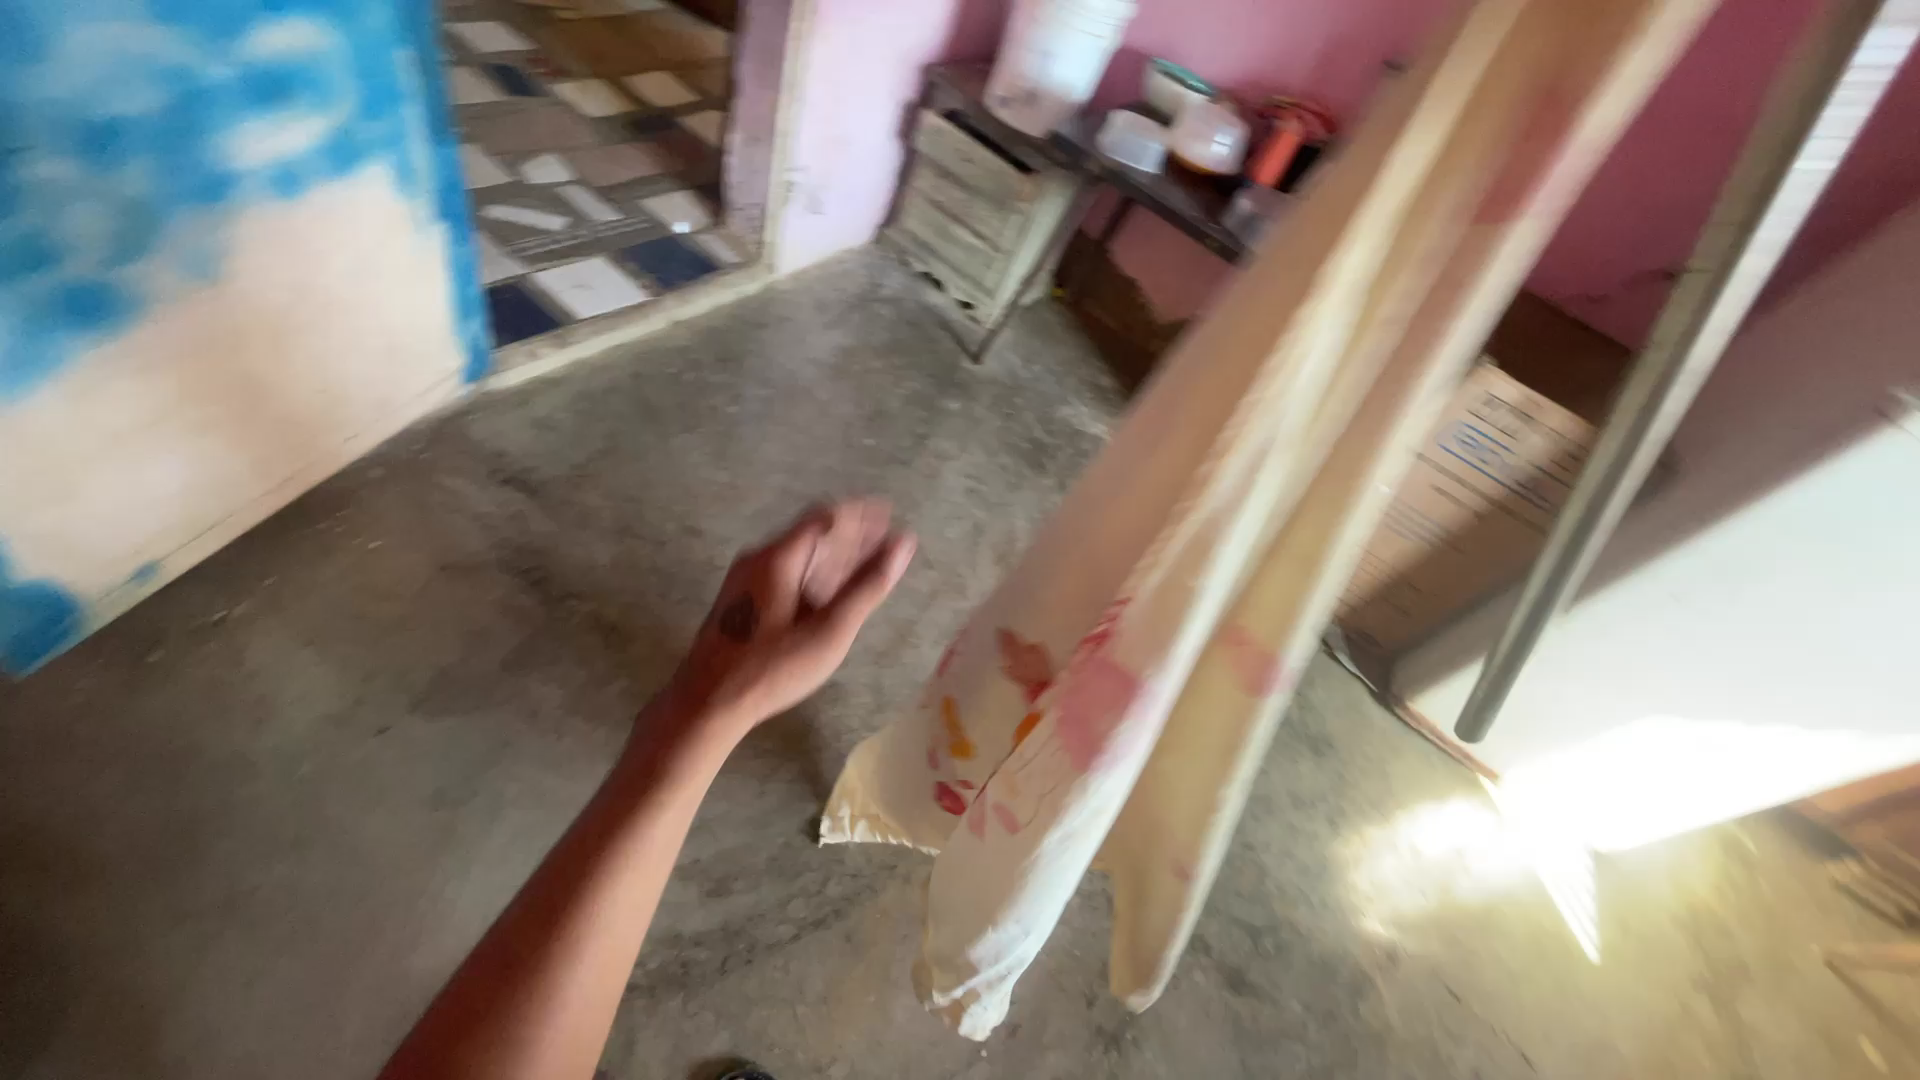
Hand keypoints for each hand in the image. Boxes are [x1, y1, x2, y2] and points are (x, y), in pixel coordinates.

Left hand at [662, 499, 915, 741]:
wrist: (707, 705)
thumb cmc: (772, 669)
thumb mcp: (829, 631)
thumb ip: (868, 587)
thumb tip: (902, 546)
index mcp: (778, 558)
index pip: (825, 518)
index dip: (860, 515)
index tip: (888, 513)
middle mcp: (758, 560)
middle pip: (811, 535)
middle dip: (851, 534)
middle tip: (885, 534)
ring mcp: (745, 582)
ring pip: (798, 557)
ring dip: (834, 556)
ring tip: (867, 561)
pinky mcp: (741, 604)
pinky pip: (785, 575)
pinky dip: (815, 575)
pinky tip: (831, 591)